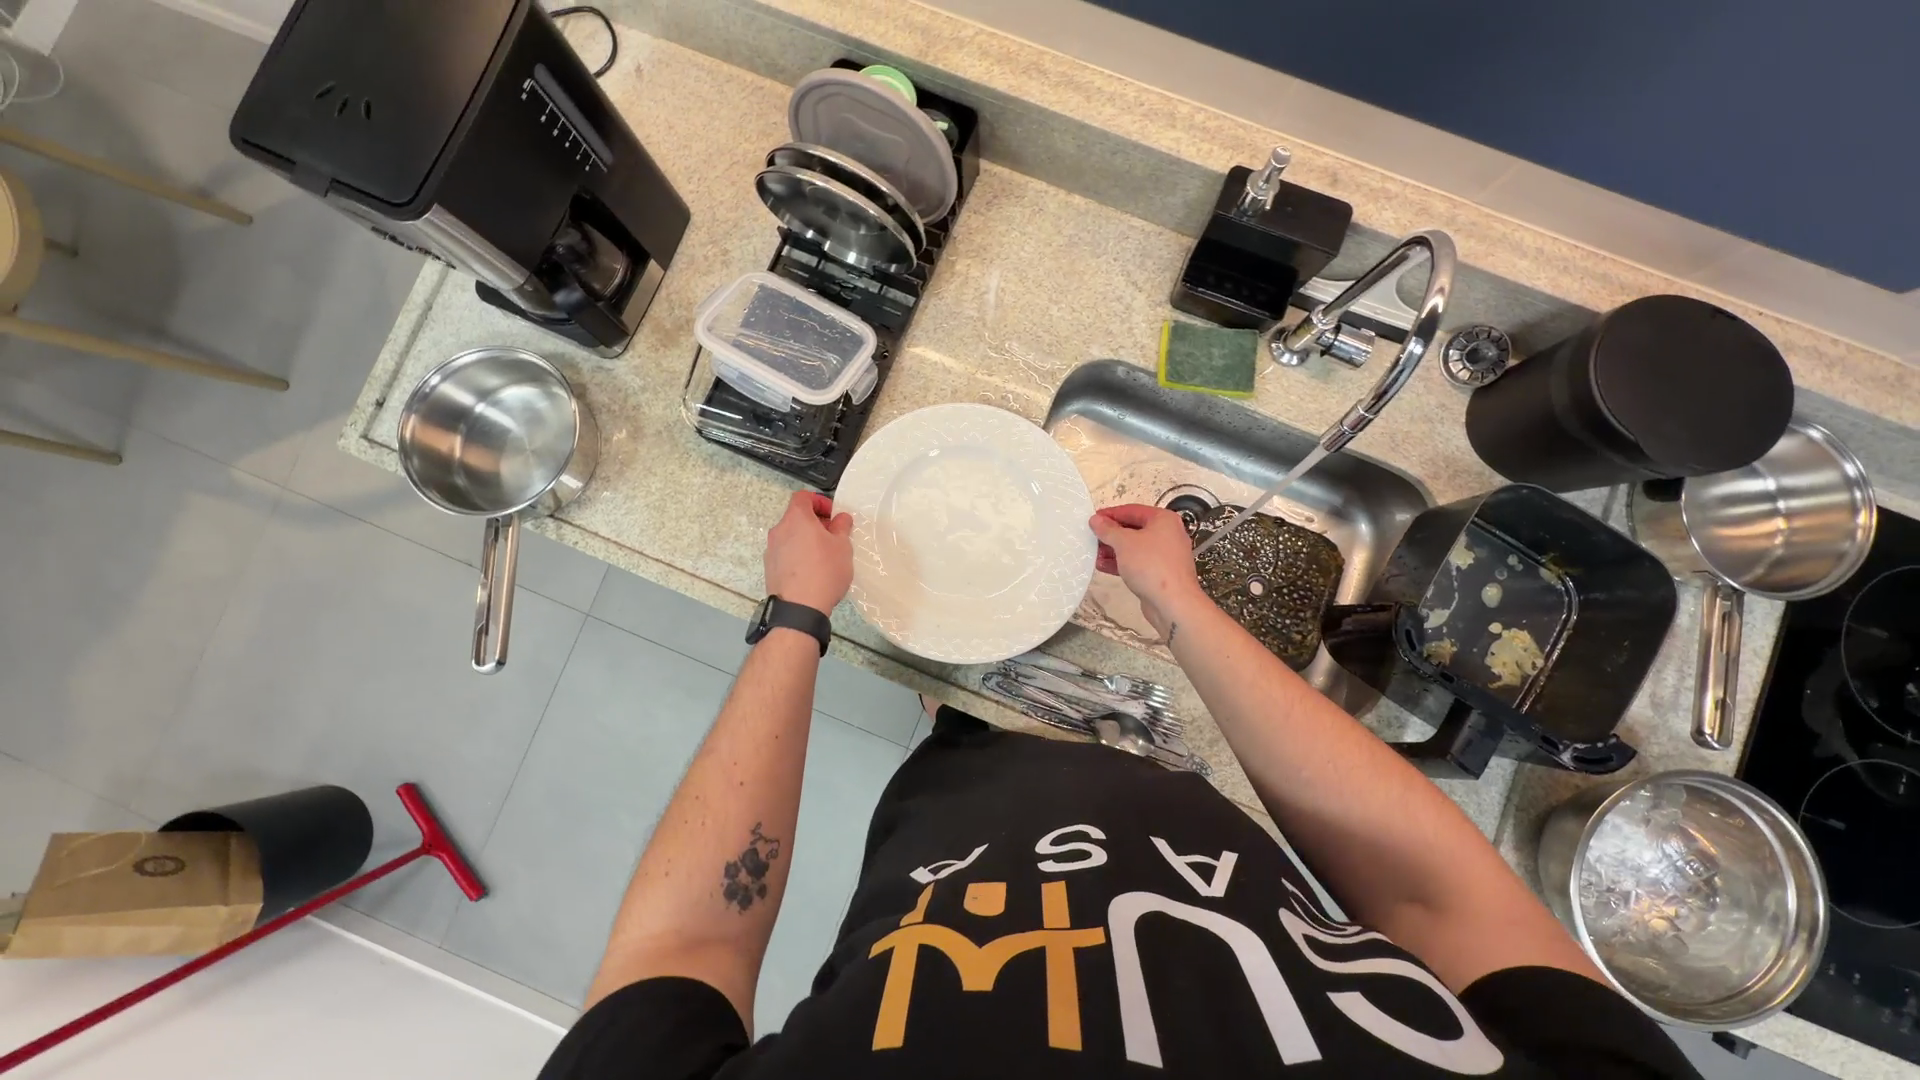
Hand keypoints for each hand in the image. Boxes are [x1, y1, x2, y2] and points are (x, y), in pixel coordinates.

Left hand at [766, 491, 854, 613]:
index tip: (833, 515)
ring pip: (791, 536)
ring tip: (824, 556)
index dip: (819, 501)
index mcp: (796, 518)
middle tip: (833, 536)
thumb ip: (842, 527)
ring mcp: (771, 550)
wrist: (799, 608)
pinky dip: (798, 555)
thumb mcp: (842, 546)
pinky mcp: (770, 568)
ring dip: (806, 540)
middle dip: (815, 523)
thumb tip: (841, 518)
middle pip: (796, 517)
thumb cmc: (824, 571)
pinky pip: (786, 554)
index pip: (803, 496)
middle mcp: (779, 530)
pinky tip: (812, 571)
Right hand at [1088, 504, 1206, 638]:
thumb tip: (1096, 520)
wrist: (1173, 602)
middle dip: (1111, 535)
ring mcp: (1165, 555)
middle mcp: (1167, 534)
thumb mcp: (1124, 543)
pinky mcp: (1161, 573)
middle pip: (1134, 529)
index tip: (1093, 519)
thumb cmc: (1151, 565)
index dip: (1110, 514)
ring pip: (1135, 547)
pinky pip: (1138, 563)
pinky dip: (1122, 563)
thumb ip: (1108, 529)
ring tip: (1095, 554)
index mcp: (1163, 519)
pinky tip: (1104, 566)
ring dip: (1114, 550)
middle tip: (1092, 538)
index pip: (1132, 510)